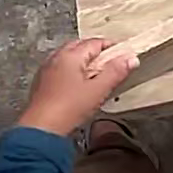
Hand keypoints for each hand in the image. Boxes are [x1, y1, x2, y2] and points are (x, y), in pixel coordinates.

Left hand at [15, 38, 138, 135]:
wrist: (41, 129)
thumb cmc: (68, 109)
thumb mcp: (98, 90)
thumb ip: (115, 72)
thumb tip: (130, 58)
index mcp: (70, 56)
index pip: (95, 43)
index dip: (110, 46)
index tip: (122, 52)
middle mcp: (56, 58)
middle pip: (79, 47)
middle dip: (95, 51)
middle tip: (110, 61)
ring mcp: (46, 70)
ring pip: (68, 57)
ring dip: (82, 61)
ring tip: (96, 73)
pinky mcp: (42, 83)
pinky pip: (60, 69)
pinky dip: (71, 71)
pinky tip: (78, 85)